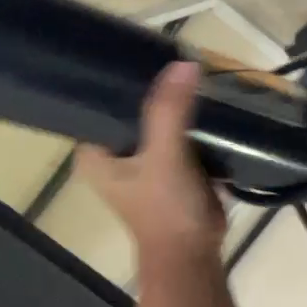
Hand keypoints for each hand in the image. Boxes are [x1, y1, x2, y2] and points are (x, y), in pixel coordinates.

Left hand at [77, 60, 226, 261]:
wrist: (193, 254)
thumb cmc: (165, 208)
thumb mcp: (165, 155)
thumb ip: (171, 110)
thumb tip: (184, 63)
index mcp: (94, 154)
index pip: (102, 104)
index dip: (124, 81)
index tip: (149, 53)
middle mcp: (114, 157)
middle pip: (136, 111)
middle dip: (159, 91)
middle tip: (181, 61)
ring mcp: (145, 164)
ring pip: (161, 123)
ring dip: (179, 106)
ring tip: (198, 76)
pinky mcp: (174, 170)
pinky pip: (182, 137)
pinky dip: (195, 125)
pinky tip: (211, 106)